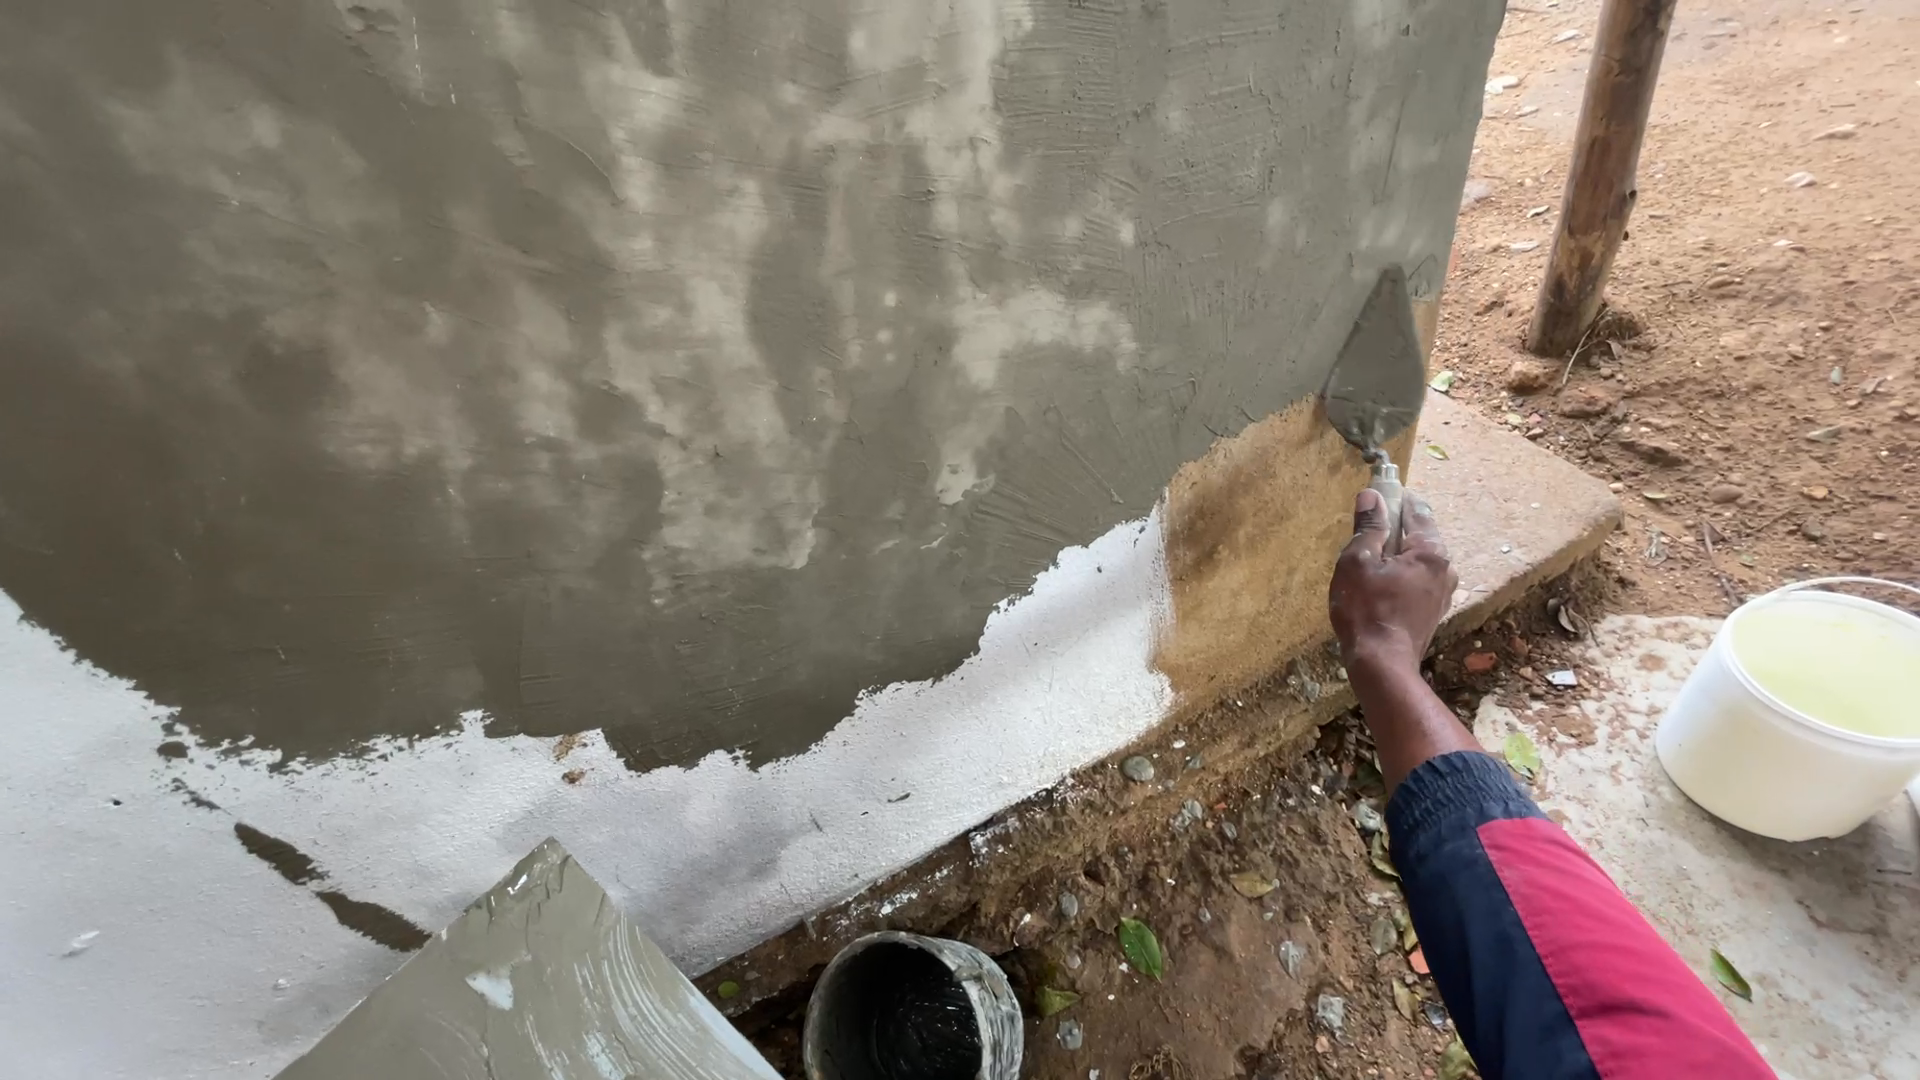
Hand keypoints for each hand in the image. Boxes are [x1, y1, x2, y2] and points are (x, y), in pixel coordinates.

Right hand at [1329, 488, 1456, 675]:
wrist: (1382, 663)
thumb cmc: (1365, 608)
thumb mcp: (1357, 562)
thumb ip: (1367, 527)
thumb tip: (1372, 495)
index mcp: (1430, 551)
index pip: (1416, 510)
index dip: (1394, 499)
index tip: (1374, 495)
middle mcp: (1446, 567)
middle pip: (1419, 535)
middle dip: (1393, 530)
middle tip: (1363, 536)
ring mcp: (1444, 591)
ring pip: (1418, 559)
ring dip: (1396, 555)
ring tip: (1368, 564)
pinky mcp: (1435, 610)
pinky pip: (1418, 580)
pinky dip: (1401, 575)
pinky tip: (1380, 586)